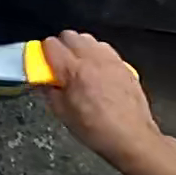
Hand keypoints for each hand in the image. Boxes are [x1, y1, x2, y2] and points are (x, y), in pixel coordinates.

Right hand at [39, 31, 165, 166]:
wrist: (133, 140)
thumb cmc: (99, 130)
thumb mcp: (62, 113)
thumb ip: (48, 91)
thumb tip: (42, 80)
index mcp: (73, 71)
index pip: (50, 44)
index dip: (44, 52)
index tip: (44, 63)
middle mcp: (92, 61)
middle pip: (69, 35)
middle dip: (61, 46)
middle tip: (60, 63)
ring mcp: (110, 62)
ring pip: (88, 38)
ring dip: (80, 47)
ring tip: (79, 65)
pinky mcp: (124, 66)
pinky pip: (105, 49)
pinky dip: (97, 54)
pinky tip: (97, 70)